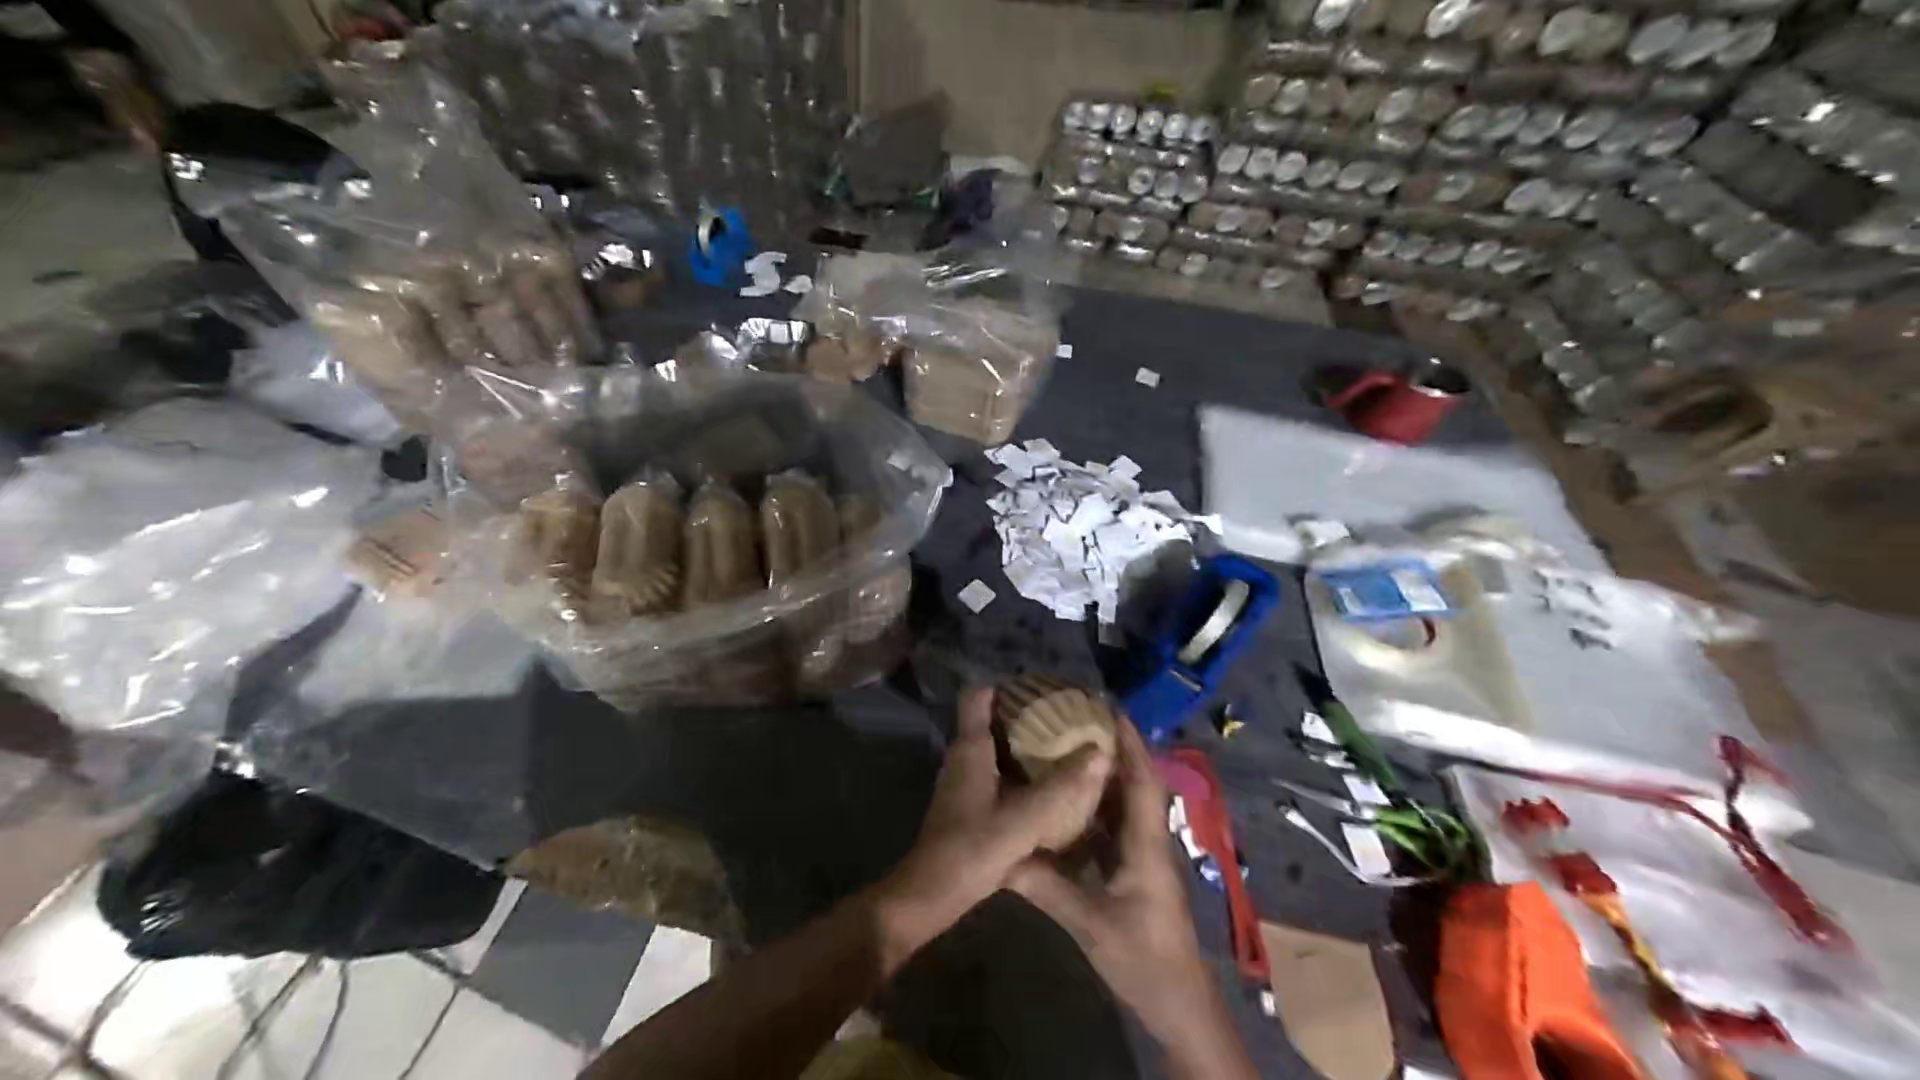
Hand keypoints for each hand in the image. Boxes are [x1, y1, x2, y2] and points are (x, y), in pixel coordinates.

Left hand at [874, 686, 1112, 964]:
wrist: (929, 897)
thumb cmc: (969, 851)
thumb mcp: (1021, 820)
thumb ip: (1061, 788)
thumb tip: (1100, 751)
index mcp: (970, 750)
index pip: (978, 697)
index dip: (1006, 684)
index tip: (1041, 684)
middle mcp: (965, 759)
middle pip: (992, 720)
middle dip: (1027, 714)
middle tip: (1067, 716)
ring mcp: (966, 784)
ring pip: (998, 749)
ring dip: (1027, 745)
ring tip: (1066, 745)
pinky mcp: (971, 807)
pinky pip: (1000, 775)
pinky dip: (1023, 772)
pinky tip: (1051, 785)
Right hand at [1009, 720, 1231, 1052]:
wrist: (1180, 1004)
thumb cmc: (1144, 960)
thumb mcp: (1091, 924)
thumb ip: (1047, 888)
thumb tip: (1002, 857)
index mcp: (1147, 845)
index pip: (1141, 781)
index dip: (1129, 743)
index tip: (1108, 709)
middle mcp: (1149, 841)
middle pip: (1134, 784)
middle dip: (1112, 750)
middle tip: (1077, 722)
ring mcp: (1143, 858)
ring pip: (1124, 806)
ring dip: (1103, 778)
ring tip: (1068, 751)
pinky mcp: (1135, 873)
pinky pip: (1114, 829)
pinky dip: (1095, 810)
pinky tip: (1068, 805)